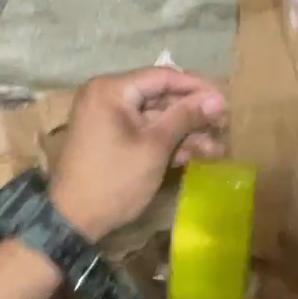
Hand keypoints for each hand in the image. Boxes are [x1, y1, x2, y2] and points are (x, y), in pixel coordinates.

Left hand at [50, 68, 225, 239]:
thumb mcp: (154, 147)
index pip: (163, 77)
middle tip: (222, 127)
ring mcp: (107, 117)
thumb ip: (185, 117)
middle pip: (160, 96)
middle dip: (192, 114)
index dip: (197, 88)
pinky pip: (142, 130)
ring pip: (155, 115)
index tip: (224, 103)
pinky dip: (165, 141)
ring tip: (214, 149)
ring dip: (183, 131)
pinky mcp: (110, 136)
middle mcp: (107, 95)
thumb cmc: (114, 180)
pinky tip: (191, 156)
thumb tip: (218, 99)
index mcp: (112, 89)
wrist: (72, 221)